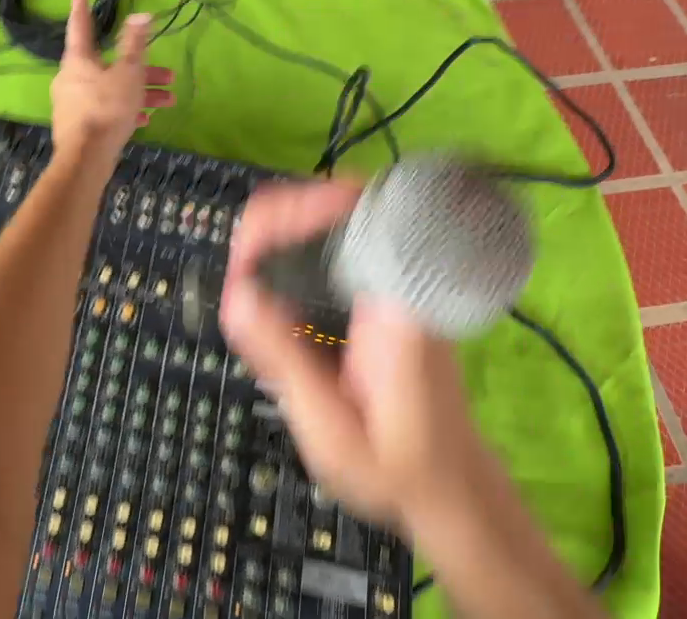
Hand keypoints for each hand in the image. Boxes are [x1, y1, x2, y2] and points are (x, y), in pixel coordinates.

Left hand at [49, 0, 174, 172]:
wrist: (86, 158)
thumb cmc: (107, 108)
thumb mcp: (128, 73)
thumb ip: (136, 44)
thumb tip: (141, 14)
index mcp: (78, 60)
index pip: (80, 24)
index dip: (81, 5)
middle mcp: (71, 78)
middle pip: (108, 63)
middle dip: (140, 67)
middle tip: (168, 73)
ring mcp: (74, 103)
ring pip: (111, 89)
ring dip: (140, 92)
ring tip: (168, 100)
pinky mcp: (80, 126)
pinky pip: (106, 110)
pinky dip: (126, 109)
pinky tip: (146, 119)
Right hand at [219, 180, 487, 533]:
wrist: (449, 484)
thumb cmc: (396, 465)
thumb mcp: (331, 427)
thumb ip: (286, 361)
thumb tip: (237, 295)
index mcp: (397, 298)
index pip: (354, 209)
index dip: (298, 208)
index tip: (253, 250)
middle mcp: (399, 275)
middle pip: (333, 202)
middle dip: (274, 223)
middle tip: (241, 269)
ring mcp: (391, 278)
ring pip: (328, 220)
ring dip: (279, 235)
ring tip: (249, 276)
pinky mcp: (379, 289)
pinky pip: (330, 245)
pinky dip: (292, 251)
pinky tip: (272, 288)